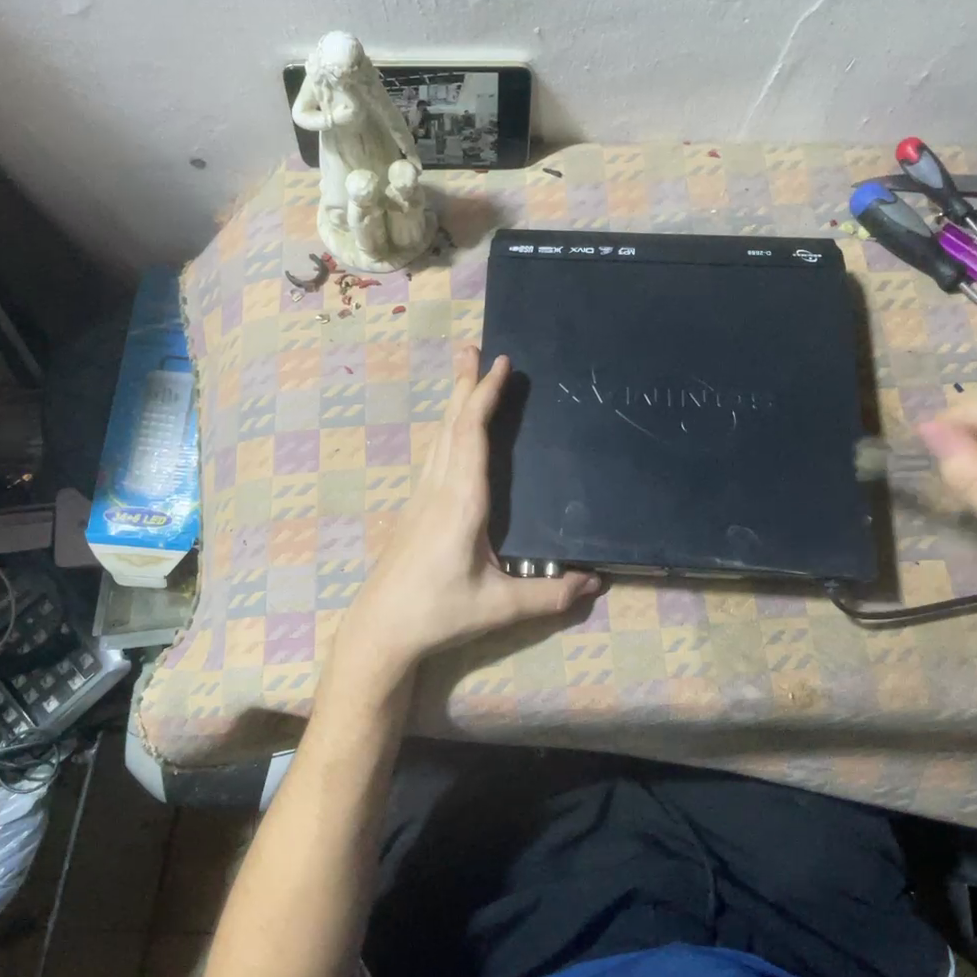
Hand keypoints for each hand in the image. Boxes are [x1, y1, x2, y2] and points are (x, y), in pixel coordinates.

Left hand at [332, 347, 598, 686]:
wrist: (380, 630)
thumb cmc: (437, 613)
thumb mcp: (499, 608)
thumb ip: (549, 595)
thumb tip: (595, 584)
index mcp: (461, 501)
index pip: (472, 434)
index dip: (485, 395)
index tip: (501, 364)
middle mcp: (438, 489)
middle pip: (451, 424)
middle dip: (465, 384)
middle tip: (473, 347)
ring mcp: (422, 497)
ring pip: (439, 437)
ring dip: (454, 402)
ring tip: (464, 373)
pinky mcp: (416, 509)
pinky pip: (435, 454)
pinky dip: (449, 429)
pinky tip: (453, 433)